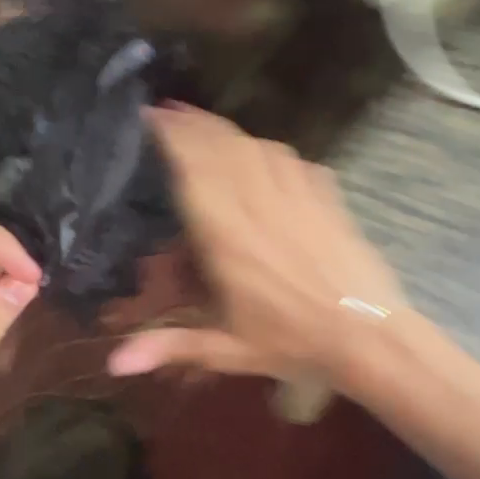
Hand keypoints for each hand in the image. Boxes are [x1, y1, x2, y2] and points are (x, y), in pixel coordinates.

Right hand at [107, 105, 405, 386]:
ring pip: (254, 144)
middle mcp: (259, 201)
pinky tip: (259, 153)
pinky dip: (264, 149)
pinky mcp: (326, 195)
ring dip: (224, 131)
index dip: (169, 134)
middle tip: (164, 113)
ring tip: (202, 128)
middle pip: (220, 143)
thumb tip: (112, 365)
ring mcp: (297, 192)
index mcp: (228, 233)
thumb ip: (168, 347)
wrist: (367, 335)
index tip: (146, 116)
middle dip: (190, 123)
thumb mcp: (226, 350)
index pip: (193, 165)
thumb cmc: (291, 343)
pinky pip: (289, 157)